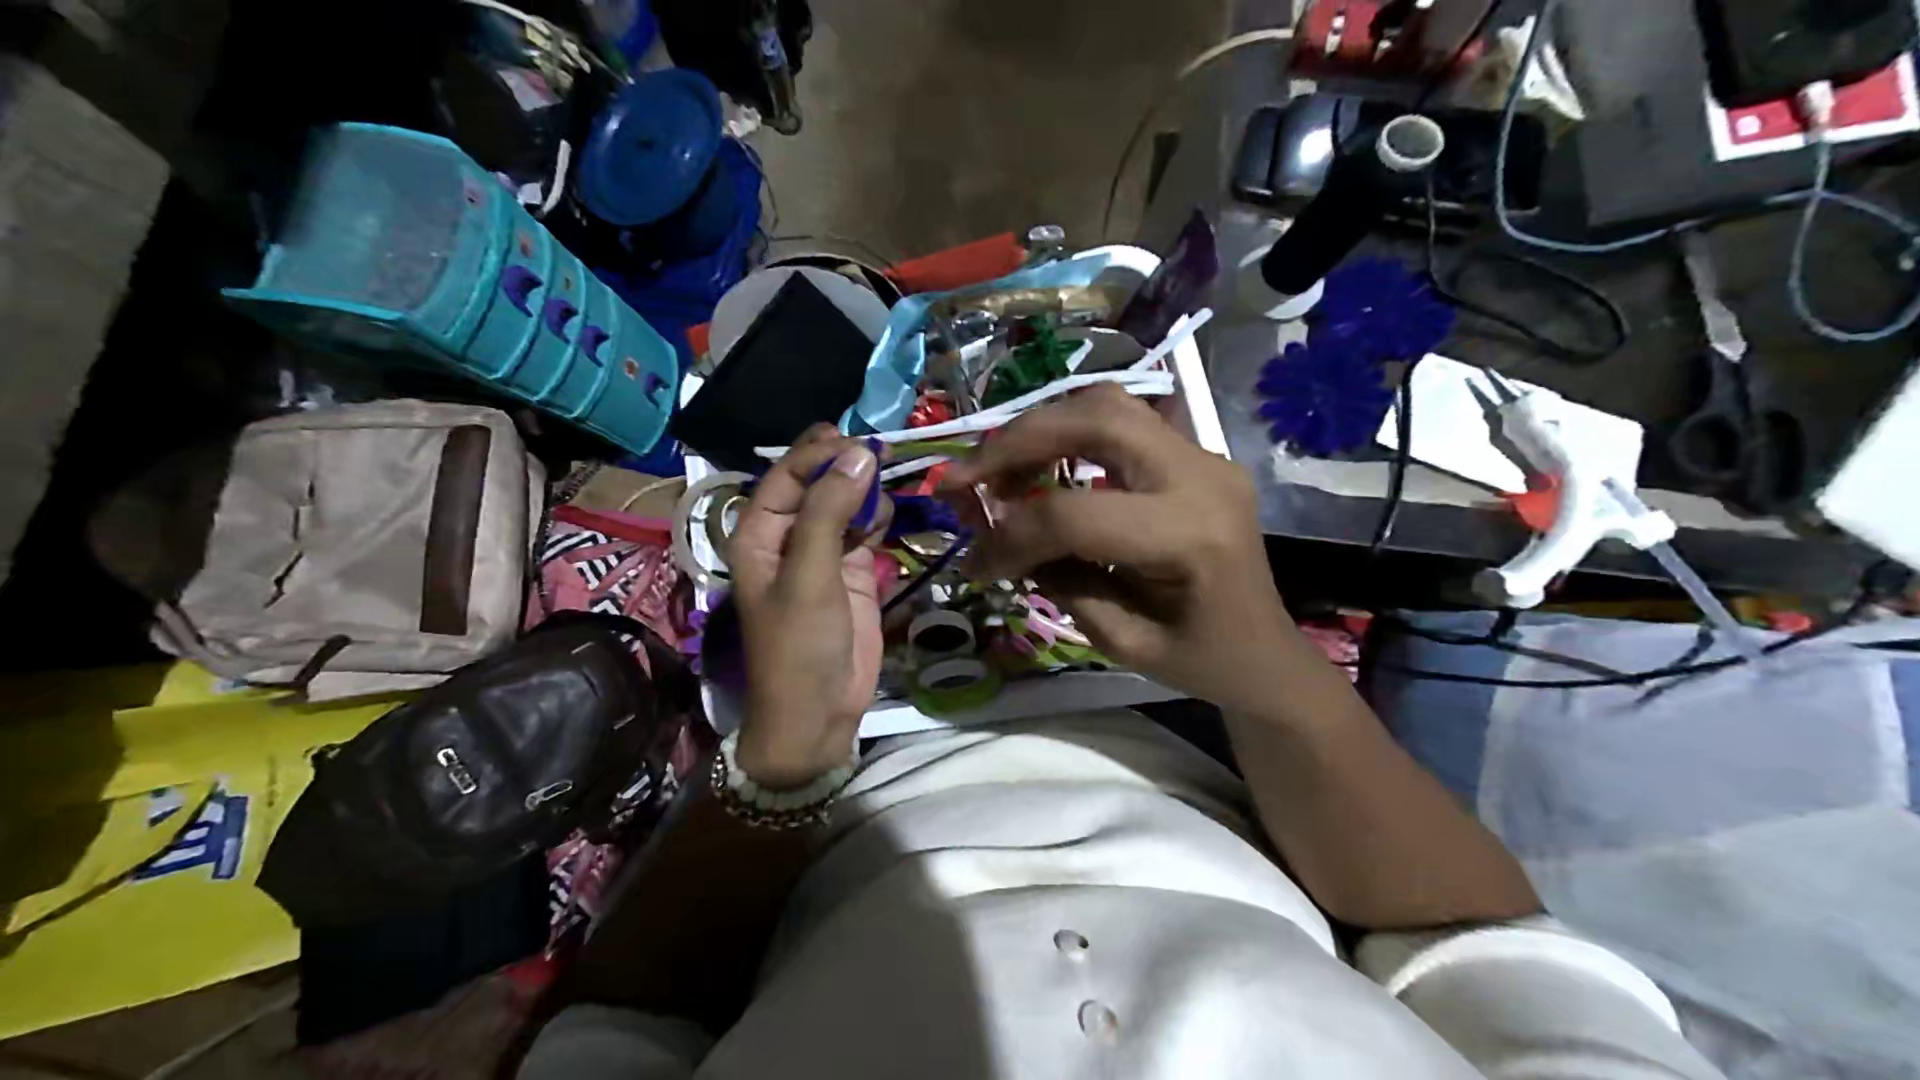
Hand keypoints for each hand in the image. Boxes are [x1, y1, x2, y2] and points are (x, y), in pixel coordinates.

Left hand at [727, 426, 889, 788]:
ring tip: (892, 484)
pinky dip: (880, 518)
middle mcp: (789, 536)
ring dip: (868, 491)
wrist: (818, 714)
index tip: (859, 439)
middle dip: (847, 466)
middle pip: (817, 484)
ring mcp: (823, 553)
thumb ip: (830, 512)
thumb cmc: (799, 645)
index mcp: (760, 533)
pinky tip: (891, 516)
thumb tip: (860, 453)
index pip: (786, 476)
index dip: (818, 454)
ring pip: (847, 503)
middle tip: (883, 452)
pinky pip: (866, 529)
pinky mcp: (853, 571)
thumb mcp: (809, 575)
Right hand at [943, 384, 1308, 717]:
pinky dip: (1067, 432)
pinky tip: (1041, 465)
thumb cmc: (1201, 660)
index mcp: (1190, 535)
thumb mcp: (1120, 641)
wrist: (1267, 653)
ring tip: (998, 470)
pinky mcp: (1194, 453)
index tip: (973, 562)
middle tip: (963, 477)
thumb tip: (994, 536)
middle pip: (1094, 421)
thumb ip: (1056, 580)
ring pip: (1106, 404)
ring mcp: (1203, 455)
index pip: (1073, 514)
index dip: (1008, 535)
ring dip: (1039, 427)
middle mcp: (1201, 476)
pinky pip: (1121, 420)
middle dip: (1014, 443)